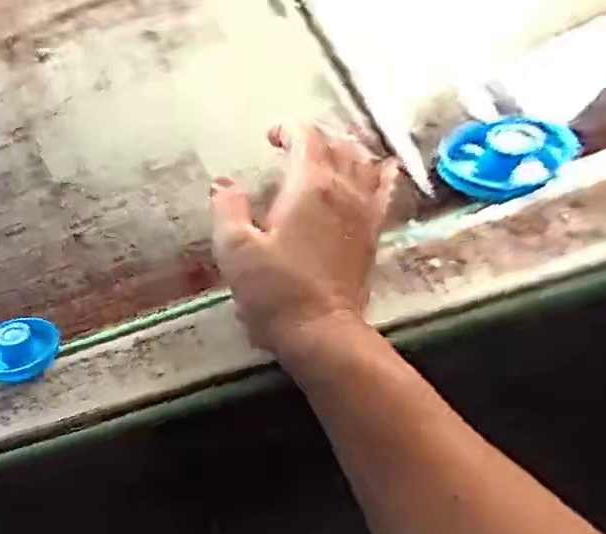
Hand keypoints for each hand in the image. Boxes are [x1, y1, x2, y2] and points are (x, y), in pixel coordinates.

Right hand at [211, 123, 396, 356]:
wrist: (319, 330)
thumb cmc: (274, 293)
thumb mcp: (236, 252)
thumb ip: (228, 212)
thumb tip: (223, 185)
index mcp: (308, 186)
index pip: (307, 138)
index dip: (289, 131)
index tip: (271, 137)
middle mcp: (343, 188)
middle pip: (338, 144)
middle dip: (316, 136)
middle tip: (295, 143)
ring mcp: (363, 211)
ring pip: (363, 160)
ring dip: (346, 148)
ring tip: (331, 150)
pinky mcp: (372, 235)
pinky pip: (383, 189)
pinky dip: (378, 171)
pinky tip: (378, 168)